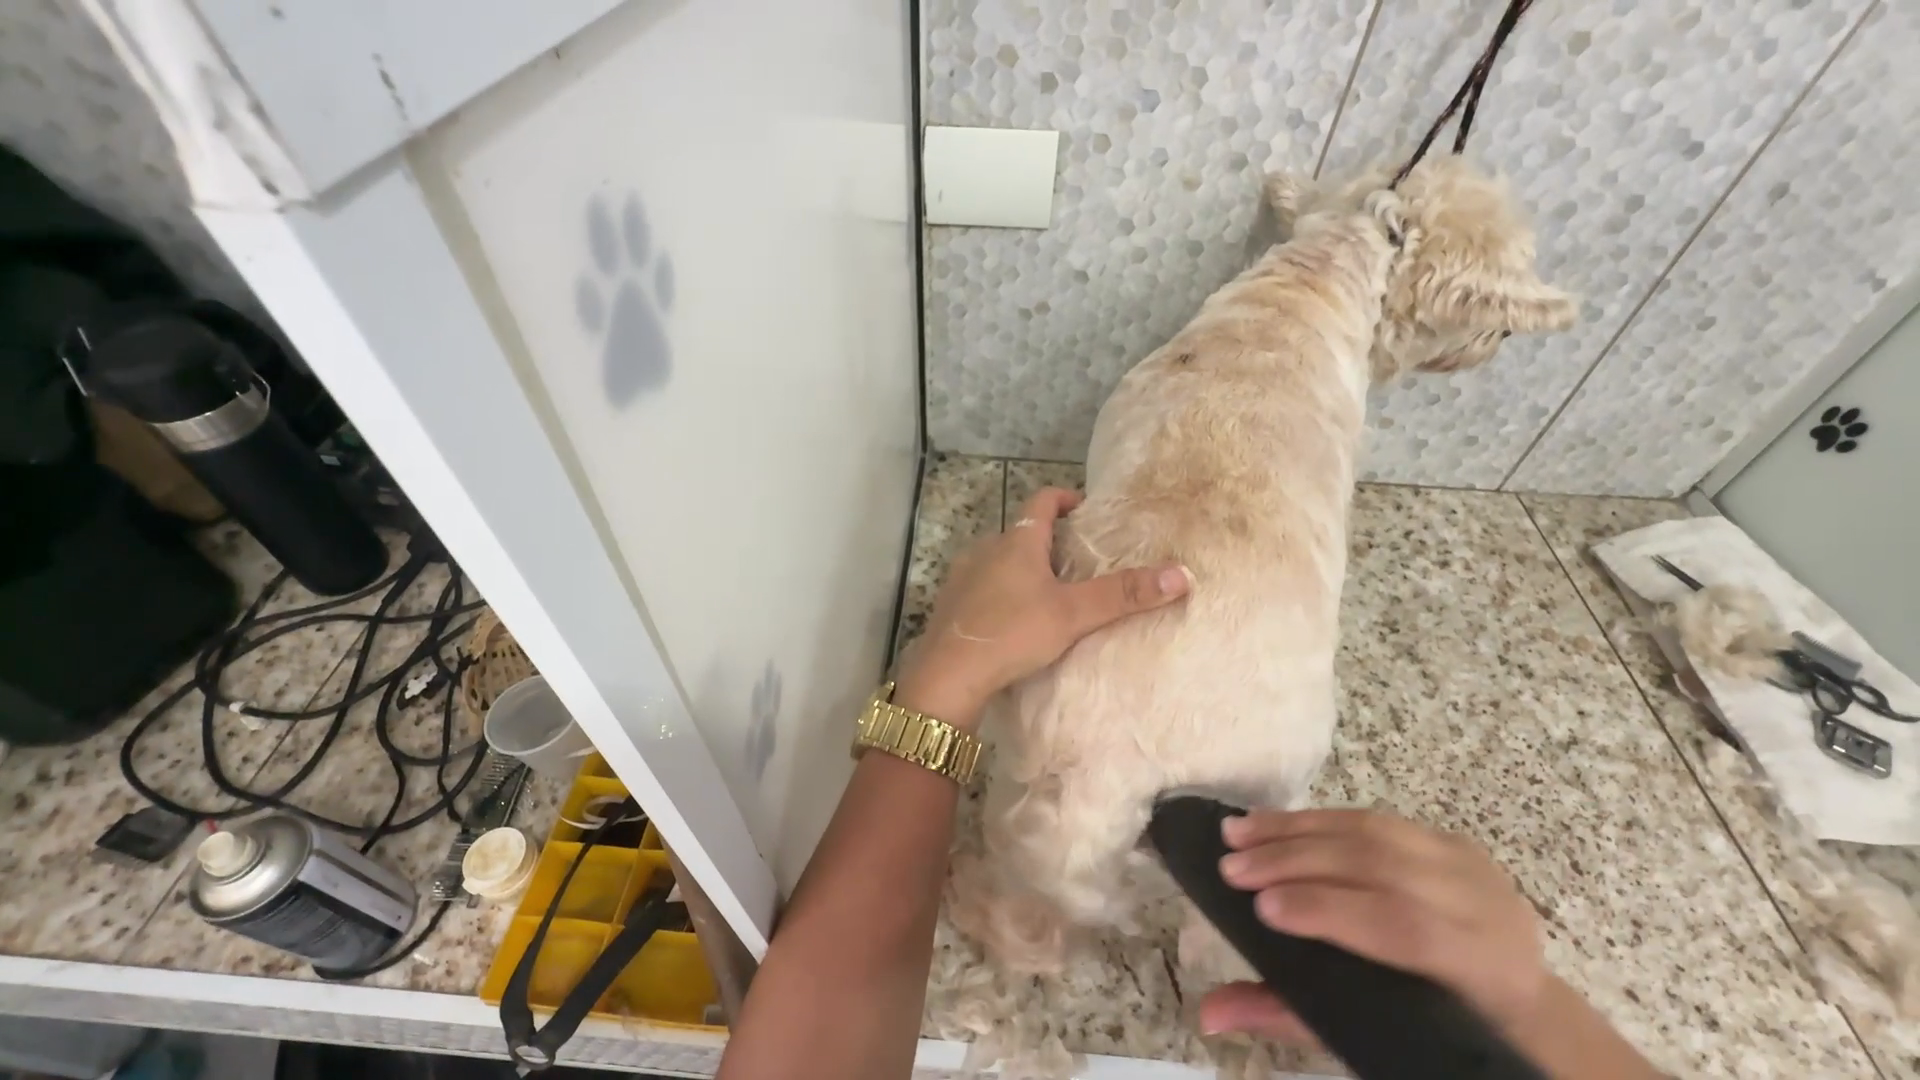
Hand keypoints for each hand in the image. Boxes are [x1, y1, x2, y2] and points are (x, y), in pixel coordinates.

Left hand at [894, 487, 1189, 728]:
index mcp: (1017, 541)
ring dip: (1024, 570)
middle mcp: (985, 549)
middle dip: (1049, 542)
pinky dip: (1003, 594)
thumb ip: (1124, 595)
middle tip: (1079, 563)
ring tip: (1051, 595)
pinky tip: (1015, 622)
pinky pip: (983, 589)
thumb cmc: (1012, 633)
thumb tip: (1182, 575)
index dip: (1065, 498)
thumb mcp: (1073, 614)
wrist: (948, 675)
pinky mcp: (951, 606)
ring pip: (1000, 562)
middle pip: (1022, 533)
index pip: (1042, 500)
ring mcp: (962, 577)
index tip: (1085, 509)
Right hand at [1200, 810, 1548, 1045]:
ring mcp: (1467, 863)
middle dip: (1295, 860)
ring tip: (1237, 832)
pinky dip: (1314, 819)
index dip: (1329, 910)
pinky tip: (1270, 821)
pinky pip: (1371, 818)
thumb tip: (1206, 1013)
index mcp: (1481, 967)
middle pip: (1379, 864)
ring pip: (1371, 829)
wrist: (1518, 1006)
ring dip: (1294, 828)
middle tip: (1231, 866)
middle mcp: (1482, 904)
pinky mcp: (1447, 838)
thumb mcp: (1375, 1036)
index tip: (1260, 906)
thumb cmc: (1440, 1032)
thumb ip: (1291, 1016)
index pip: (1402, 925)